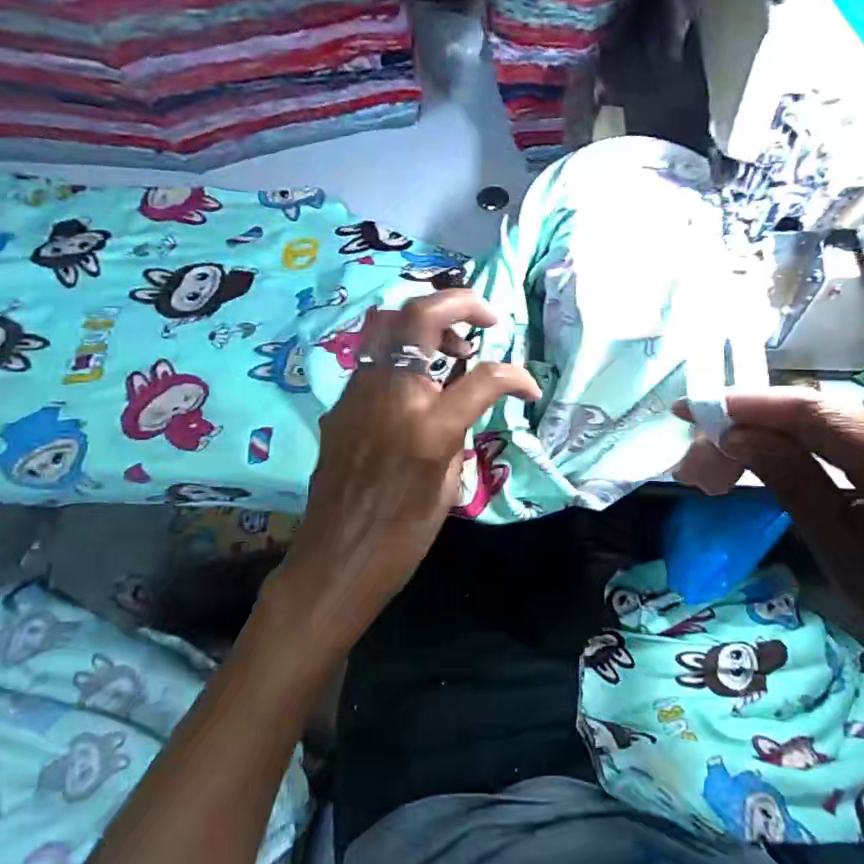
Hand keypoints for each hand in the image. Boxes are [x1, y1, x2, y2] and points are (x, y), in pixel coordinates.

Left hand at [265, 290, 540, 649]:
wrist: (337, 560)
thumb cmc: (401, 537)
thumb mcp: (447, 485)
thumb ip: (456, 430)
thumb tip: (460, 401)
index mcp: (427, 426)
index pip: (484, 377)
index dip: (515, 377)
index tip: (527, 387)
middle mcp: (389, 395)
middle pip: (419, 315)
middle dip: (459, 302)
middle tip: (484, 321)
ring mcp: (357, 394)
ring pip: (384, 324)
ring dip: (424, 323)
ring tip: (449, 349)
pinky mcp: (339, 405)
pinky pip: (370, 359)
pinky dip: (399, 354)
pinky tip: (413, 384)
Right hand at [680, 389, 863, 715]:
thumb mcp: (845, 556)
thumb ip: (794, 484)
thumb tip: (737, 435)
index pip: (813, 413)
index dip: (746, 404)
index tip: (691, 408)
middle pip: (821, 412)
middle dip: (753, 422)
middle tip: (699, 448)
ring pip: (834, 422)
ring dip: (776, 433)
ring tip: (724, 456)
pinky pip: (854, 437)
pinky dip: (807, 444)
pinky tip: (774, 458)